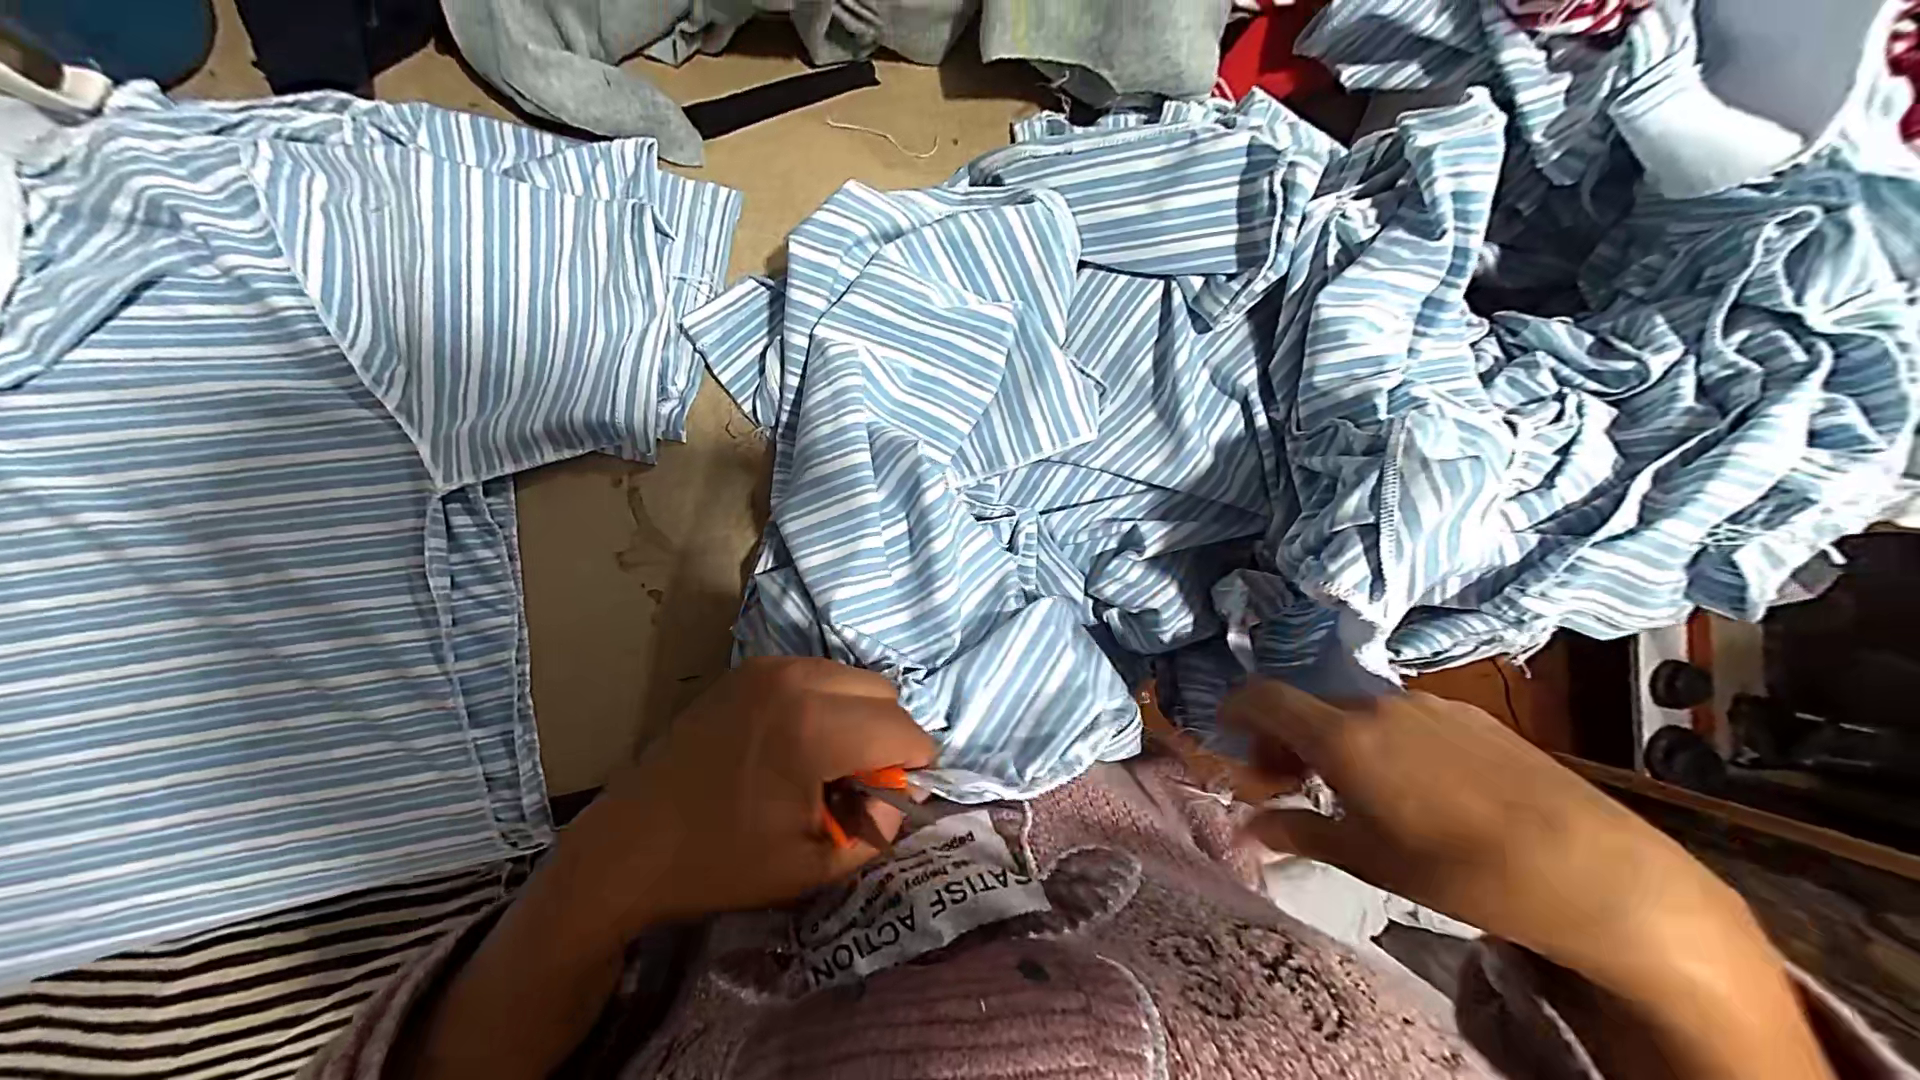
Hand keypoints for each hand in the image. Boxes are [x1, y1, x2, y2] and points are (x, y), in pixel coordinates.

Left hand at [542, 657, 936, 943]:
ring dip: (859, 715)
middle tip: (861, 780)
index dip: (916, 764)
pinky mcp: (748, 668)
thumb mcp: (812, 865)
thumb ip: (877, 830)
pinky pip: (816, 673)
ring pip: (852, 677)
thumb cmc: (720, 862)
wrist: (628, 845)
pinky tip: (798, 740)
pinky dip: (827, 701)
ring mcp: (769, 667)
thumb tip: (900, 797)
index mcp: (815, 729)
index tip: (899, 793)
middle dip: (889, 736)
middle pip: (884, 692)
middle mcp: (797, 680)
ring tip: (828, 760)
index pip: (903, 730)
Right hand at [1222, 679, 1758, 997]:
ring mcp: (1427, 704)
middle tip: (1287, 781)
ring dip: (1333, 738)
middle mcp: (1377, 704)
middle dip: (1285, 737)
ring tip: (1352, 786)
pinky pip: (1402, 716)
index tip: (1227, 732)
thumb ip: (1300, 831)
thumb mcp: (1367, 859)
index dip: (1236, 708)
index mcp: (1341, 735)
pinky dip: (1380, 737)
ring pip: (1355, 710)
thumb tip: (1251, 827)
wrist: (1595, 870)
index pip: (1264, 696)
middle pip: (1307, 705)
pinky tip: (1412, 782)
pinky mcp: (1470, 715)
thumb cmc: (1458, 869)